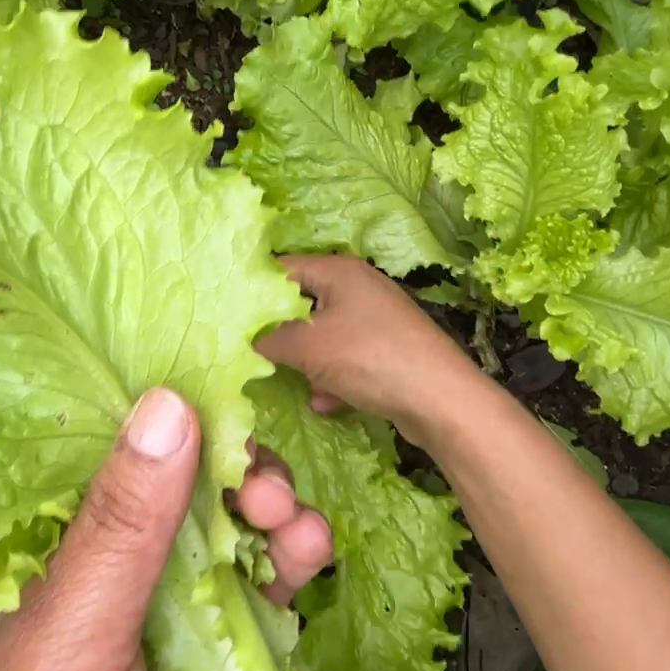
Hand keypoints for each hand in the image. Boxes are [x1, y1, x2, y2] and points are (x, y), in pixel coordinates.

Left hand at [0, 388, 333, 670]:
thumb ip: (117, 532)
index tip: (199, 385)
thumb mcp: (69, 641)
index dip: (147, 419)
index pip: (92, 460)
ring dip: (265, 505)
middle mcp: (102, 573)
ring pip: (220, 526)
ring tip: (290, 512)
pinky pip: (259, 581)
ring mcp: (164, 608)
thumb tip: (164, 406)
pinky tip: (308, 548)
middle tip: (259, 470)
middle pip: (167, 486)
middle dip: (222, 465)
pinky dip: (289, 556)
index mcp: (40, 559)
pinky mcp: (220, 647)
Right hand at [256, 254, 478, 423]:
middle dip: (277, 330)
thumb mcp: (306, 347)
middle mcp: (357, 287)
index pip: (280, 268)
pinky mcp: (386, 351)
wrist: (443, 402)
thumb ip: (266, 339)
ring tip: (289, 380)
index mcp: (338, 270)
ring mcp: (374, 319)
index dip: (251, 288)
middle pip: (301, 303)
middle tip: (247, 348)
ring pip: (322, 334)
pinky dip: (331, 378)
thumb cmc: (370, 358)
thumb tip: (240, 339)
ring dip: (304, 360)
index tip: (226, 313)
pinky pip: (345, 359)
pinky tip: (325, 402)